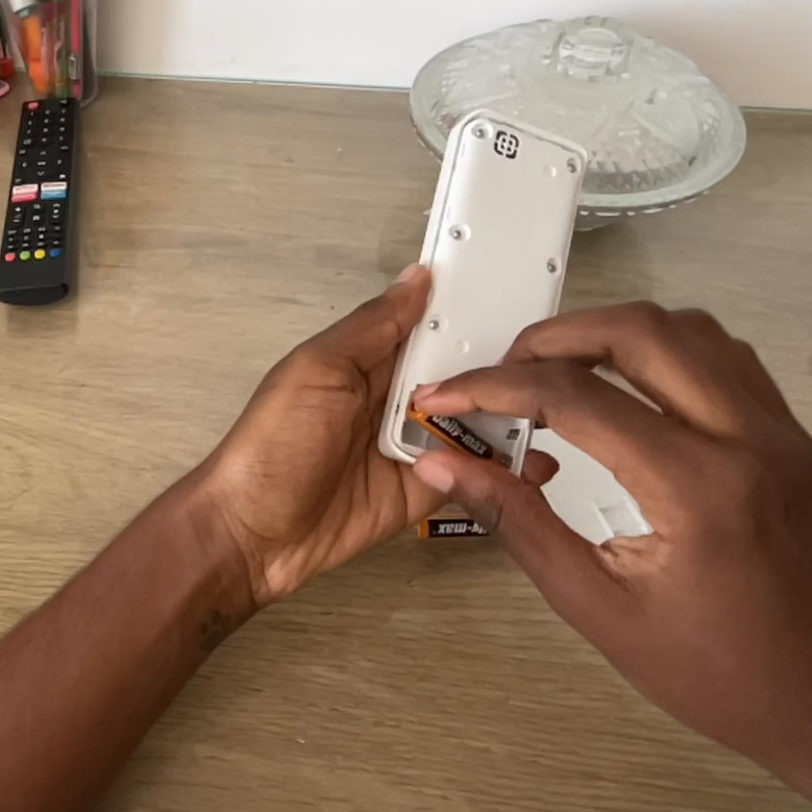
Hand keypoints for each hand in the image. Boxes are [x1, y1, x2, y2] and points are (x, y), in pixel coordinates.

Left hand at [191, 265, 557, 607]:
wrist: (252, 533)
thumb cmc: (272, 444)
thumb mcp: (318, 371)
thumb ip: (371, 327)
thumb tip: (416, 278)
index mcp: (362, 365)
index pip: (424, 331)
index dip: (465, 316)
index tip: (518, 296)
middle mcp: (387, 403)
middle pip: (455, 378)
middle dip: (495, 369)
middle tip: (551, 363)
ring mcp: (406, 449)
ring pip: (470, 425)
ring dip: (505, 418)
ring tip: (558, 407)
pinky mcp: (419, 492)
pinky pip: (468, 475)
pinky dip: (499, 468)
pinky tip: (535, 461)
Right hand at [407, 302, 811, 761]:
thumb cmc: (708, 668)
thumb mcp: (590, 602)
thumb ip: (512, 519)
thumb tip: (438, 464)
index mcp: (694, 487)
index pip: (573, 398)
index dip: (492, 388)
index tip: (441, 397)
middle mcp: (746, 437)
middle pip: (637, 332)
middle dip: (548, 339)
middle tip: (497, 374)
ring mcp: (778, 427)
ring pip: (683, 327)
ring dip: (603, 333)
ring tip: (549, 371)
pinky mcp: (787, 431)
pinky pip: (716, 353)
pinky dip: (652, 348)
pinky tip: (616, 384)